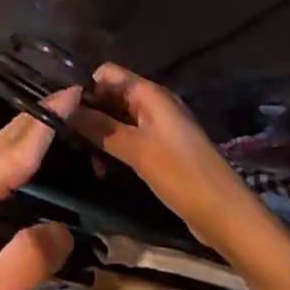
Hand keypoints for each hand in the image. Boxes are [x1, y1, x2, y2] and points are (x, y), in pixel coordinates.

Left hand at [0, 88, 80, 289]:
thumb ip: (26, 258)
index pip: (11, 152)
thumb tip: (64, 225)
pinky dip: (24, 169)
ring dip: (28, 140)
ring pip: (0, 164)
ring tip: (59, 124)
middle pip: (2, 147)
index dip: (43, 123)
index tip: (71, 93)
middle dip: (34, 120)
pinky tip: (37, 175)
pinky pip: (2, 188)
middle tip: (70, 98)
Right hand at [70, 63, 253, 241]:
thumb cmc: (181, 174)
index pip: (107, 73)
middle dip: (89, 113)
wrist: (226, 215)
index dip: (85, 87)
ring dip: (100, 134)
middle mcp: (153, 103)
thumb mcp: (135, 150)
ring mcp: (158, 127)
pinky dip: (114, 148)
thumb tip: (62, 108)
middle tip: (67, 138)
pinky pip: (129, 138)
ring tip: (87, 160)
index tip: (63, 111)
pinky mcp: (161, 149)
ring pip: (118, 119)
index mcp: (149, 93)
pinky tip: (103, 169)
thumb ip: (99, 127)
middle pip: (111, 95)